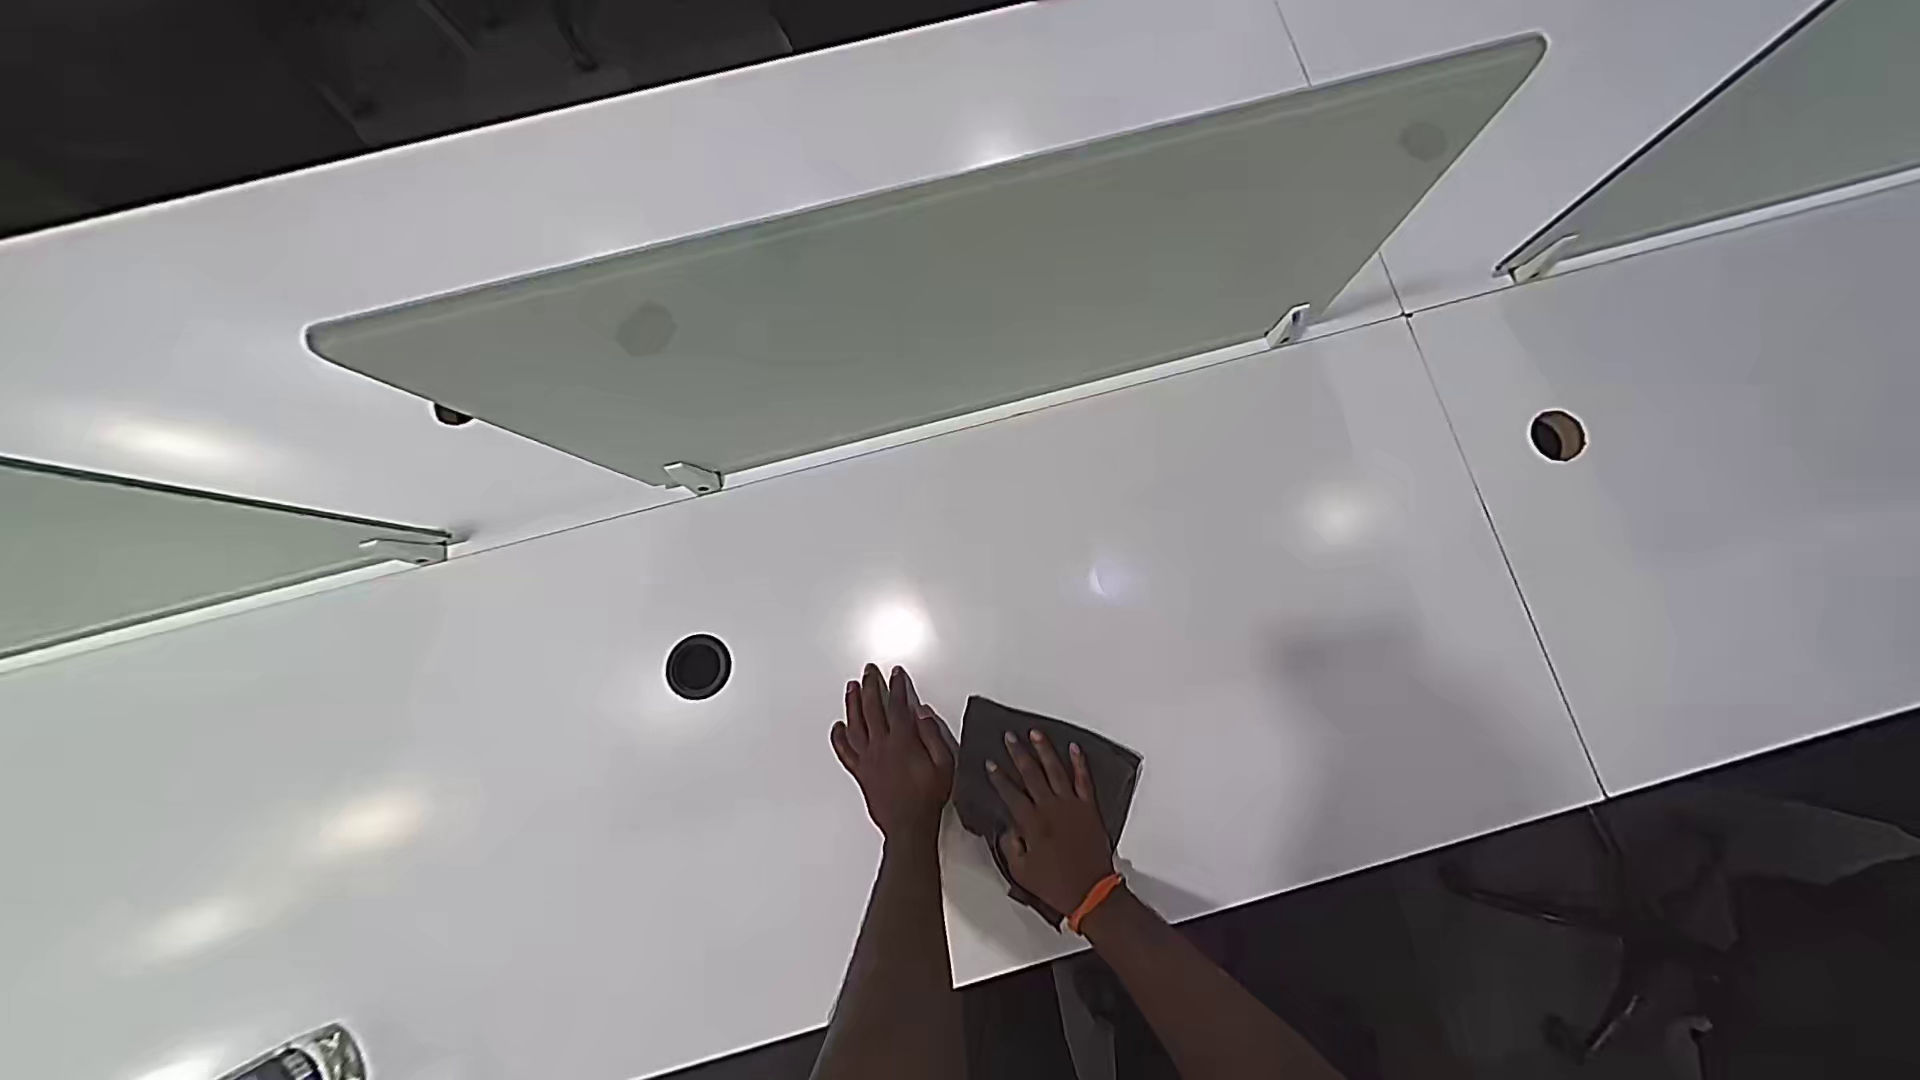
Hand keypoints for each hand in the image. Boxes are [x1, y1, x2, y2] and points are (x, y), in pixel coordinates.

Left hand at [831, 664, 955, 841]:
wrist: (909, 827)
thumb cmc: (928, 797)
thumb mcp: (944, 764)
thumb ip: (932, 735)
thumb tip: (922, 713)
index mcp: (902, 742)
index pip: (897, 705)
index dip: (896, 686)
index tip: (895, 673)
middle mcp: (881, 746)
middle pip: (872, 708)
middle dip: (871, 685)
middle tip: (869, 671)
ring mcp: (868, 759)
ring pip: (855, 724)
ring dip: (852, 703)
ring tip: (852, 687)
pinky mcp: (860, 772)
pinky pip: (845, 751)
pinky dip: (839, 737)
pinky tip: (838, 726)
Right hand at [986, 730, 1115, 916]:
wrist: (1091, 892)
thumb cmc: (1056, 884)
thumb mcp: (1021, 872)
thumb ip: (1010, 846)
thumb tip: (1009, 828)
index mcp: (1032, 822)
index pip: (1010, 792)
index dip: (999, 777)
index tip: (991, 763)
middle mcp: (1050, 808)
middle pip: (1030, 773)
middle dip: (1018, 753)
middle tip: (1010, 737)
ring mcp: (1071, 804)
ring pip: (1055, 769)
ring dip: (1044, 749)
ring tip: (1036, 733)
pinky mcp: (1088, 807)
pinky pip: (1084, 779)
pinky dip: (1079, 762)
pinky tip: (1074, 748)